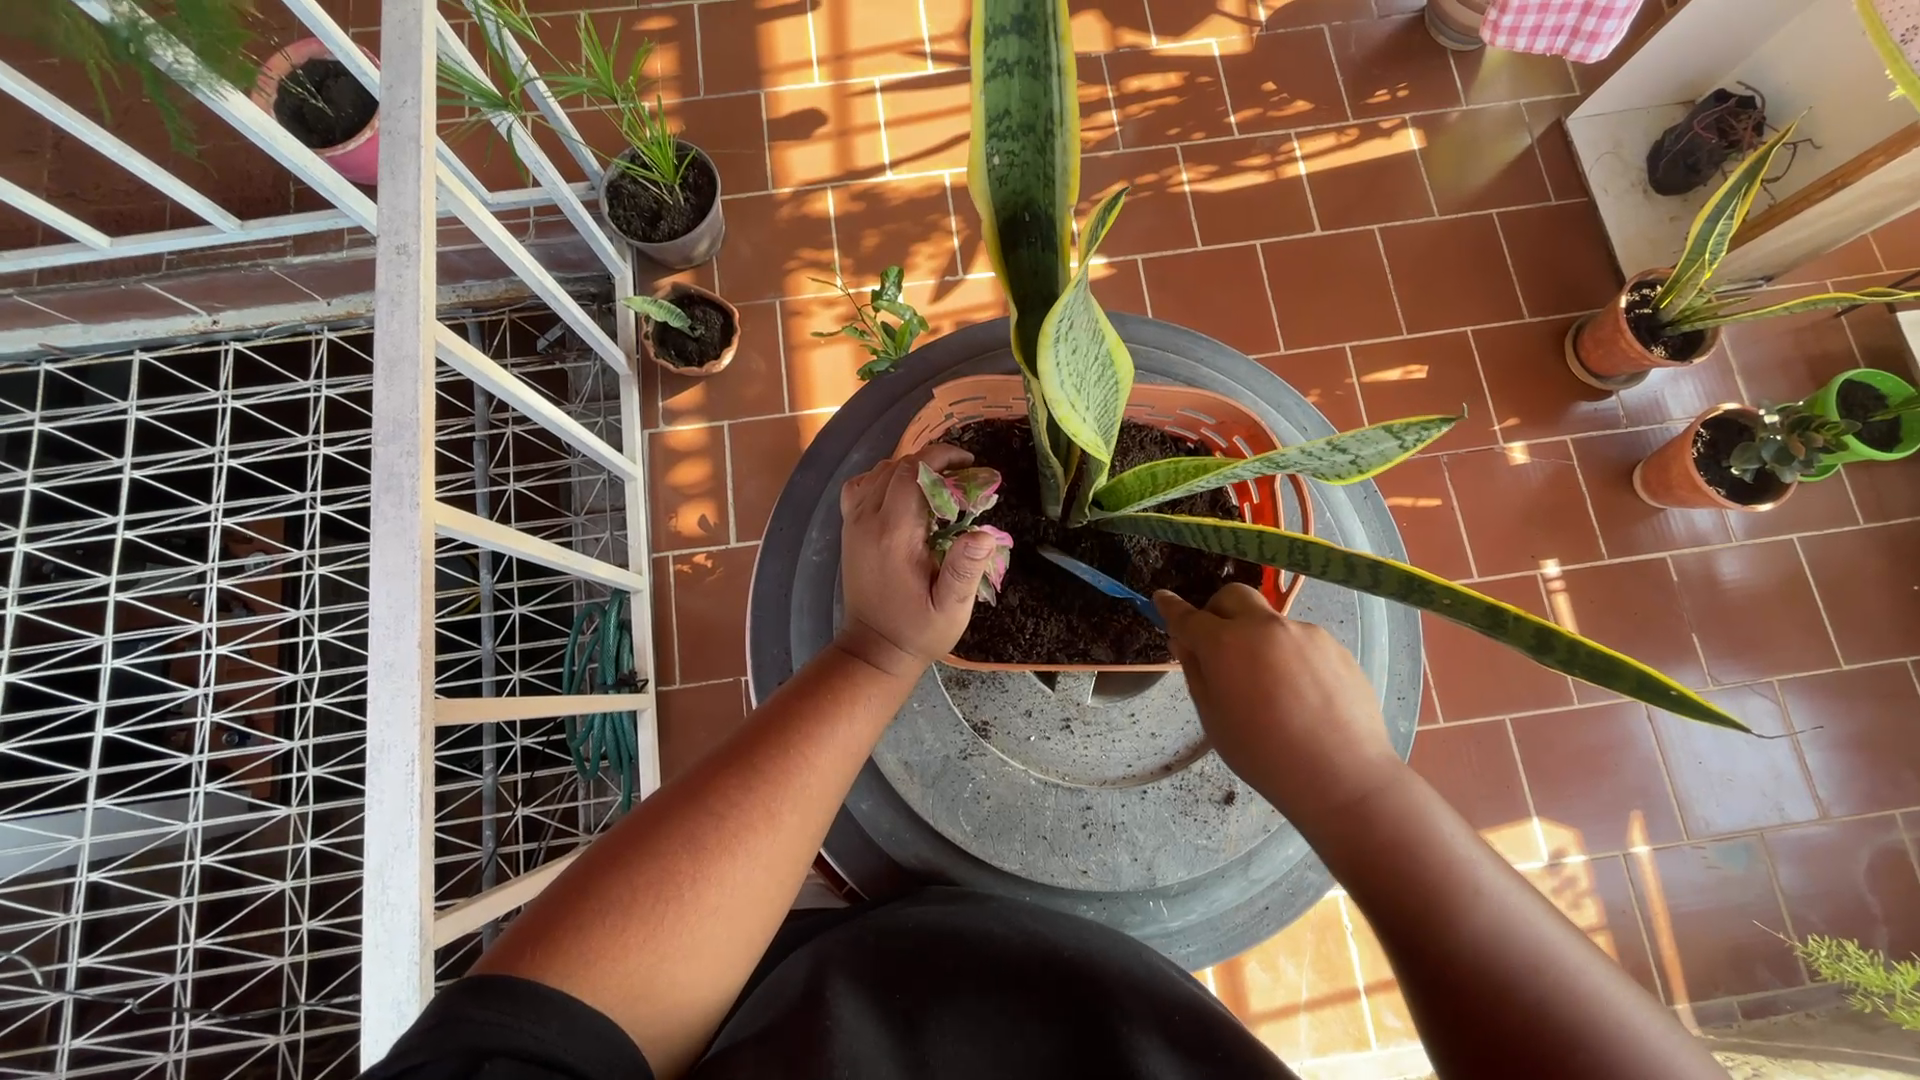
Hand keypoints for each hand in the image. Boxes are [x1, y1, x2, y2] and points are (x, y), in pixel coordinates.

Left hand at [834, 444, 997, 678]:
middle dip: (931, 460)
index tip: (968, 463)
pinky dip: (884, 479)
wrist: (873, 649)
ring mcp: (853, 523)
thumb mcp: (951, 609)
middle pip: (896, 467)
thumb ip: (965, 570)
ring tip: (938, 483)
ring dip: (909, 468)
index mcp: (894, 536)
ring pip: (878, 472)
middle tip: (961, 474)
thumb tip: (984, 534)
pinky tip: (904, 494)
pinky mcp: (849, 530)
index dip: (941, 457)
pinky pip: (861, 487)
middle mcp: (868, 521)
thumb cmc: (917, 631)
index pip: (913, 473)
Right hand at [1155, 584, 1403, 824]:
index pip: (1189, 616)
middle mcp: (1264, 627)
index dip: (1171, 608)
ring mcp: (1305, 633)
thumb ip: (1197, 671)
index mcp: (1226, 643)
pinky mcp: (1336, 647)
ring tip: (1271, 688)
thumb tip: (1187, 641)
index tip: (1162, 599)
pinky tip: (1301, 696)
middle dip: (1218, 611)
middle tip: (1219, 645)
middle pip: (1234, 597)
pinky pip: (1301, 642)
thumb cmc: (1263, 754)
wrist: (1341, 775)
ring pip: (1271, 623)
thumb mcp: (1213, 717)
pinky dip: (1290, 657)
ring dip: (1259, 640)